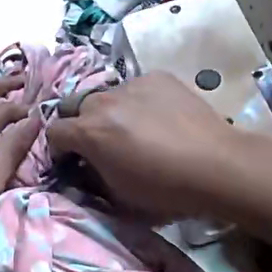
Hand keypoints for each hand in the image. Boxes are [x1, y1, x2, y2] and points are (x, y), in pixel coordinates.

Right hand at [47, 73, 260, 221]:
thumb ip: (92, 175)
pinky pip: (137, 88)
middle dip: (85, 126)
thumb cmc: (165, 190)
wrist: (217, 166)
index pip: (53, 132)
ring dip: (114, 112)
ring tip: (138, 130)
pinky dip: (141, 102)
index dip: (61, 149)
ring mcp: (132, 84)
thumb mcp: (117, 195)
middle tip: (106, 145)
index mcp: (88, 131)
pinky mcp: (158, 76)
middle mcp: (103, 101)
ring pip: (109, 96)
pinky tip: (161, 118)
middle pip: (79, 109)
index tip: (75, 162)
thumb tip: (85, 167)